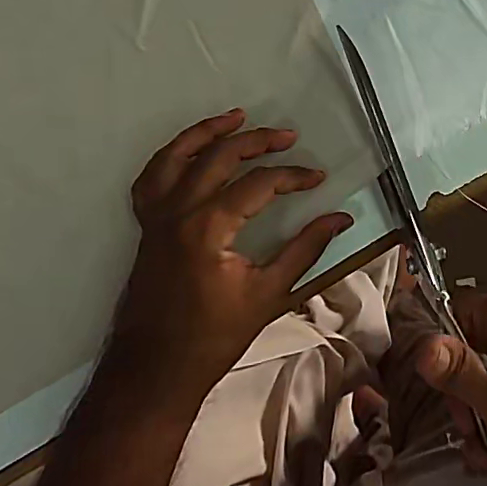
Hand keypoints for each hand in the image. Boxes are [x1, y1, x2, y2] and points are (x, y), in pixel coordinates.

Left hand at [108, 109, 354, 397]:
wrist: (155, 369)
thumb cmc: (214, 337)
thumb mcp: (268, 294)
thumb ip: (305, 249)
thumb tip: (341, 218)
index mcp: (209, 227)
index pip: (258, 183)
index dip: (292, 176)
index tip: (318, 177)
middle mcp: (178, 210)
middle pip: (220, 156)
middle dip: (258, 141)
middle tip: (288, 136)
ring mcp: (156, 214)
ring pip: (179, 154)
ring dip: (208, 131)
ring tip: (238, 116)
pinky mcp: (146, 223)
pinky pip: (151, 177)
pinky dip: (172, 156)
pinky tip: (190, 149)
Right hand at [413, 292, 486, 485]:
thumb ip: (462, 372)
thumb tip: (421, 346)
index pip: (451, 313)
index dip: (443, 355)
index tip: (450, 395)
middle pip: (467, 342)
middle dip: (463, 390)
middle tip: (471, 432)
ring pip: (485, 363)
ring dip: (479, 404)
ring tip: (486, 447)